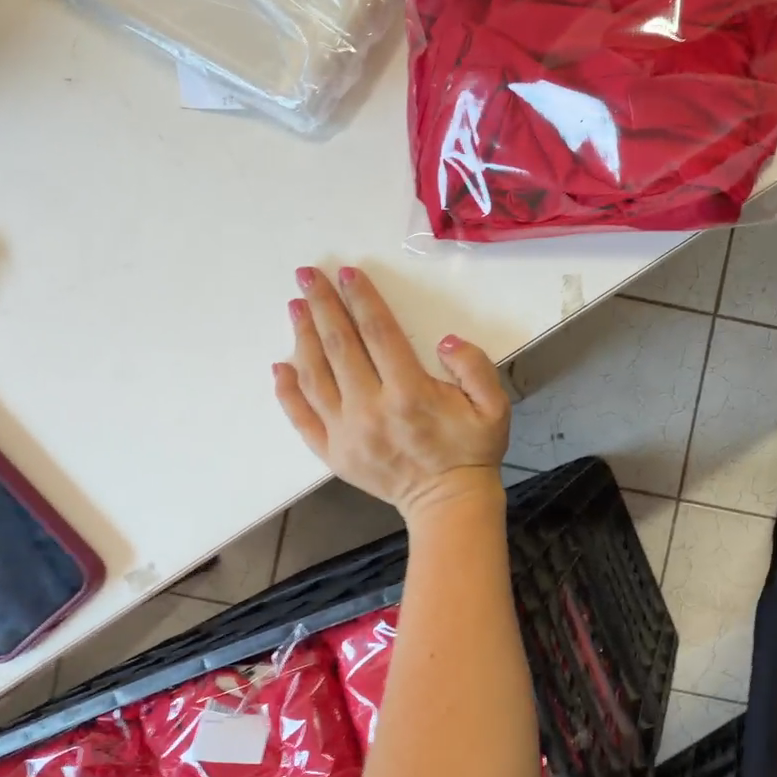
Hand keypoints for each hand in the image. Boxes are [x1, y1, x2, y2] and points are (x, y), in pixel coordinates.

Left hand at [273, 266, 509, 520]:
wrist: (450, 502)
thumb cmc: (473, 450)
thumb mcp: (495, 406)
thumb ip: (475, 368)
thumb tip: (446, 342)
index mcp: (411, 393)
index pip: (380, 334)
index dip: (363, 301)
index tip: (348, 274)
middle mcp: (371, 409)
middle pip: (340, 347)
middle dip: (324, 307)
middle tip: (308, 276)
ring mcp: (347, 433)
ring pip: (315, 376)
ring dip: (303, 338)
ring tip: (296, 307)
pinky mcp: (333, 453)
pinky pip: (302, 418)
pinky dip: (288, 391)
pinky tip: (281, 366)